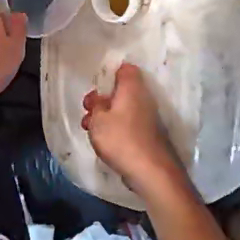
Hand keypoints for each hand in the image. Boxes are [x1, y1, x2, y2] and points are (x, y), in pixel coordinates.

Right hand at [83, 63, 190, 202]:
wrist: (151, 171)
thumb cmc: (121, 139)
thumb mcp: (97, 119)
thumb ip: (96, 105)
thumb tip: (99, 99)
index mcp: (132, 88)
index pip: (125, 69)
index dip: (109, 74)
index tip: (95, 87)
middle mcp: (144, 98)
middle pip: (121, 91)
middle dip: (102, 99)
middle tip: (88, 111)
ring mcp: (149, 117)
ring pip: (124, 109)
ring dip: (106, 116)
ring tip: (90, 130)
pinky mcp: (149, 134)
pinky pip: (129, 123)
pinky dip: (117, 128)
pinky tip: (105, 142)